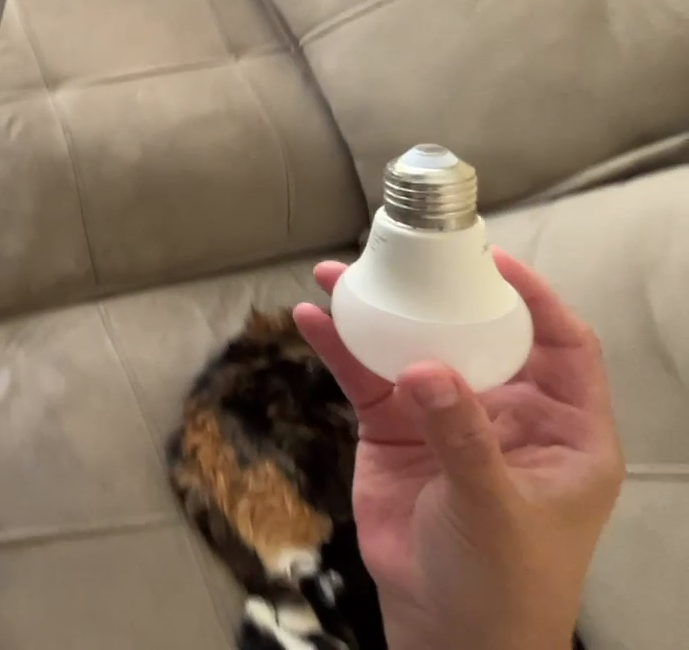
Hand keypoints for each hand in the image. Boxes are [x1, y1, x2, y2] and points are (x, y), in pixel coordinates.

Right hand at [293, 251, 622, 649]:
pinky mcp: (389, 426)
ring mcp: (439, 416)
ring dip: (372, 314)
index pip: (561, 349)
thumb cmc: (505, 574)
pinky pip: (361, 376)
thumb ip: (462, 436)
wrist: (445, 617)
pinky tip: (311, 321)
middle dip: (434, 296)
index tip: (492, 263)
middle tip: (398, 259)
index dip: (535, 302)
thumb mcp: (495, 505)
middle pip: (471, 336)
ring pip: (406, 348)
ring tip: (336, 278)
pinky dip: (335, 347)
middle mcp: (501, 412)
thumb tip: (423, 369)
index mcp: (560, 429)